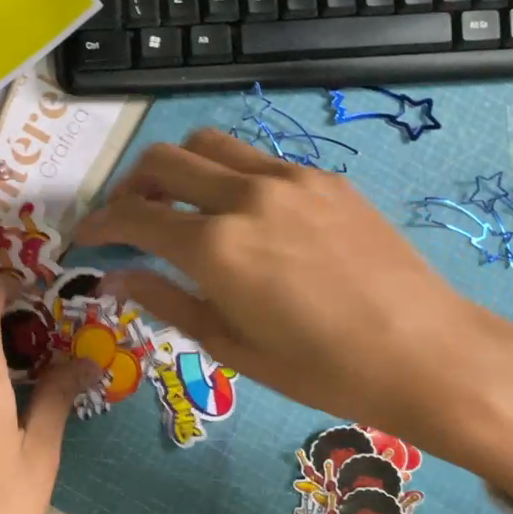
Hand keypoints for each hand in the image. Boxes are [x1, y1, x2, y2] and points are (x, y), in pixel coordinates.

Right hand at [73, 129, 512, 513]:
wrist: (427, 353)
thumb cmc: (321, 369)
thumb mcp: (231, 345)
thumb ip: (167, 299)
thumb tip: (115, 276)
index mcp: (215, 246)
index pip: (133, 215)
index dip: (98, 222)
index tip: (85, 235)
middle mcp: (245, 196)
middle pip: (162, 161)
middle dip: (130, 184)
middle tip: (127, 216)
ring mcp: (288, 179)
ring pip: (209, 144)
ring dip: (178, 167)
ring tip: (179, 204)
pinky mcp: (323, 178)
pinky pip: (256, 159)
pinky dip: (228, 174)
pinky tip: (241, 214)